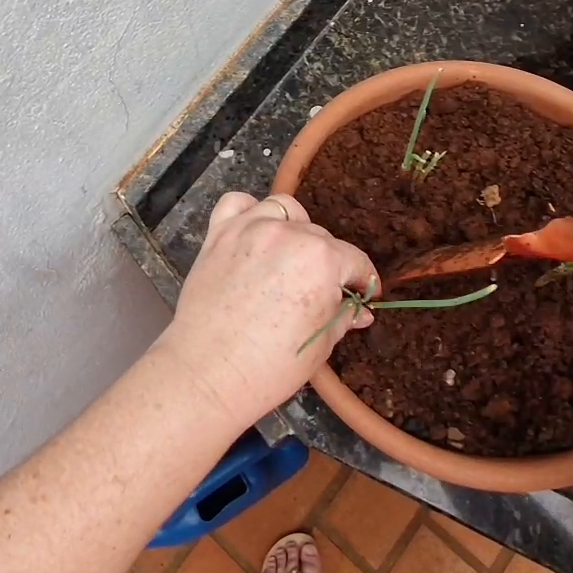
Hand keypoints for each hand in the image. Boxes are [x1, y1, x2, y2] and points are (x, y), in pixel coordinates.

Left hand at [153, 192, 379, 429]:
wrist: (211, 370)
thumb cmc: (272, 365)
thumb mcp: (321, 344)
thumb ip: (343, 316)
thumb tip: (360, 310)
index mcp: (322, 259)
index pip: (355, 260)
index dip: (362, 280)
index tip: (361, 293)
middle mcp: (287, 234)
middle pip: (320, 236)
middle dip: (326, 262)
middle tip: (318, 290)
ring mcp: (249, 228)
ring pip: (283, 210)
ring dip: (293, 228)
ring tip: (289, 256)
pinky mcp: (219, 232)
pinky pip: (237, 203)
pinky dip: (248, 212)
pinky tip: (254, 233)